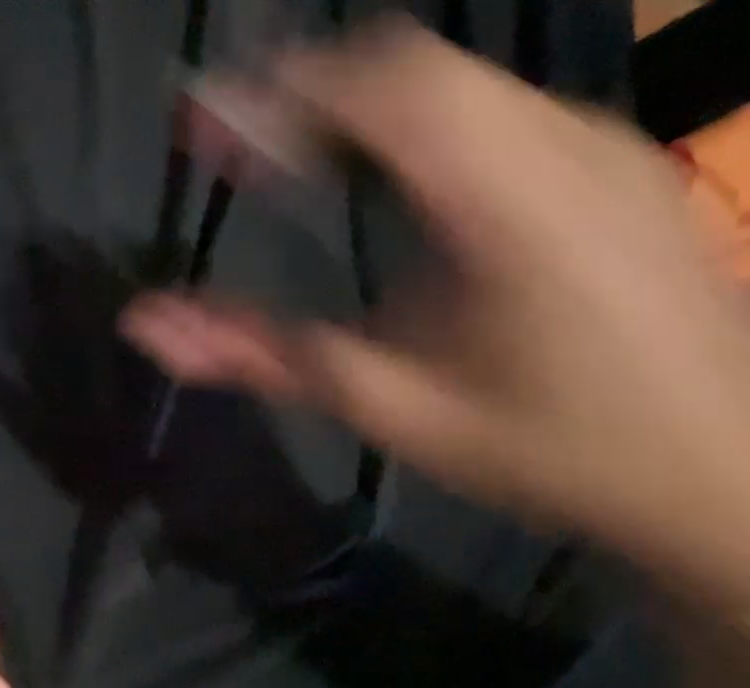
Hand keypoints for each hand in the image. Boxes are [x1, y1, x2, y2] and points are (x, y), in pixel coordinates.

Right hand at [120, 21, 749, 600]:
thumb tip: (144, 324)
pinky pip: (493, 110)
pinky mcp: (612, 169)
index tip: (203, 126)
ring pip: (459, 82)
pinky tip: (375, 185)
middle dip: (309, 95)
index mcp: (513, 204)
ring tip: (284, 166)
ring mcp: (602, 151)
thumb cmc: (554, 448)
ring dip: (358, 109)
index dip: (284, 92)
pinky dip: (411, 126)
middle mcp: (567, 149)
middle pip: (420, 68)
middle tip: (231, 151)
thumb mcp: (391, 408)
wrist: (728, 472)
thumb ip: (262, 356)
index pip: (391, 88)